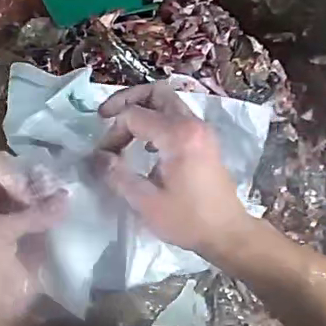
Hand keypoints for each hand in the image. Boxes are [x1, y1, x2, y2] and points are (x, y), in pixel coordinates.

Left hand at [0, 152, 67, 325]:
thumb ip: (31, 214)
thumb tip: (67, 198)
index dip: (14, 173)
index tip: (27, 194)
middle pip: (21, 179)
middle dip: (38, 182)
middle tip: (56, 190)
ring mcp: (17, 222)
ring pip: (38, 198)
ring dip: (52, 197)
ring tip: (68, 199)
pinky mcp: (36, 239)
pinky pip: (50, 218)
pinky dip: (60, 214)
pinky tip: (72, 211)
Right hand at [94, 82, 258, 259]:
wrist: (228, 233)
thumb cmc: (188, 220)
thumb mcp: (146, 202)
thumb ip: (117, 175)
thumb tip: (97, 158)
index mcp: (178, 135)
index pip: (134, 116)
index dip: (112, 133)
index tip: (103, 156)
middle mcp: (192, 124)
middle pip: (155, 92)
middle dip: (126, 101)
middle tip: (104, 116)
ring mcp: (202, 130)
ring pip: (167, 101)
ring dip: (142, 110)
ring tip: (122, 131)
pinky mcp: (205, 140)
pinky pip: (176, 116)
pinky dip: (157, 120)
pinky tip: (145, 144)